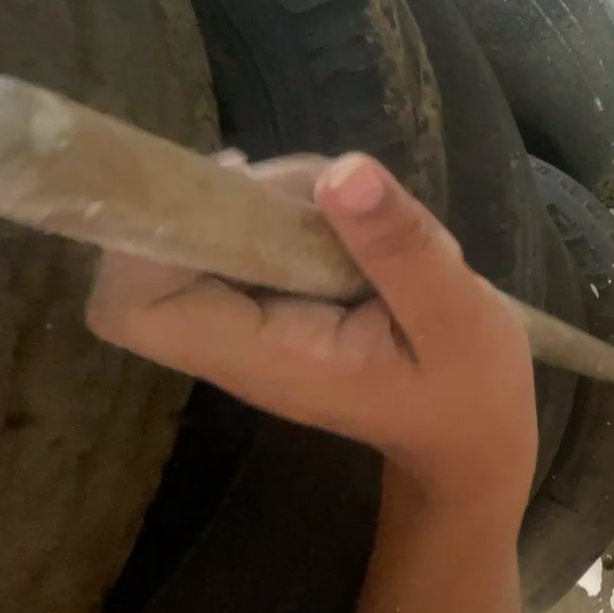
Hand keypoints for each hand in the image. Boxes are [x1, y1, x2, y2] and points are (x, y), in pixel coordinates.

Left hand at [85, 152, 539, 516]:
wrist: (474, 440)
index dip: (160, 236)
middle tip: (343, 189)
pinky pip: (267, 248)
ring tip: (377, 213)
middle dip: (253, 198)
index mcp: (270, 357)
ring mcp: (264, 329)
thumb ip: (400, 247)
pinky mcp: (289, 312)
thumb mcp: (457, 314)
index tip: (242, 184)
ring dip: (292, 201)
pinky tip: (369, 227)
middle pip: (178, 258)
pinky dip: (311, 217)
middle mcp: (244, 345)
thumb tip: (343, 171)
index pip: (139, 307)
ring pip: (227, 240)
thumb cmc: (471, 390)